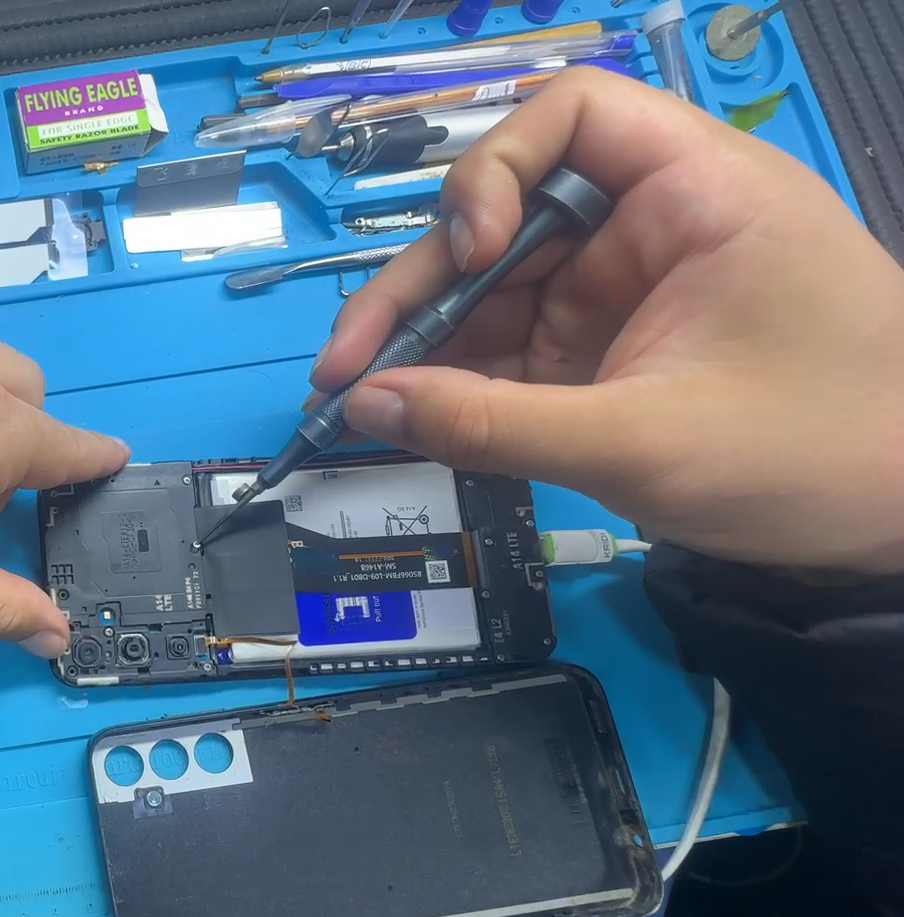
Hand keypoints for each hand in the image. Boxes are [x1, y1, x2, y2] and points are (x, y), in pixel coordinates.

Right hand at [312, 67, 903, 574]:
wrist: (887, 527)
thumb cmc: (811, 458)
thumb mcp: (638, 443)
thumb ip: (488, 424)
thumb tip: (361, 405)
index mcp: (689, 201)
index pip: (574, 116)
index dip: (498, 170)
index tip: (472, 253)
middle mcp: (628, 235)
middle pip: (486, 226)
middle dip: (407, 295)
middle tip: (340, 370)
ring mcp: (593, 300)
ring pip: (467, 296)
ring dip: (402, 347)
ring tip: (345, 401)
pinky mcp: (570, 356)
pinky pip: (480, 355)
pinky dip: (428, 384)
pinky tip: (386, 414)